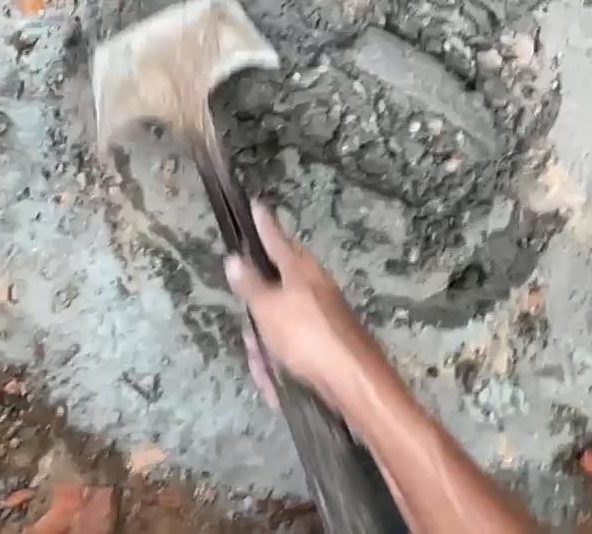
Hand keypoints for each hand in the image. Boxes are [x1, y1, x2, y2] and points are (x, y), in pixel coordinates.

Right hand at [225, 202, 384, 406]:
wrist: (356, 384)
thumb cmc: (307, 336)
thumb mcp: (268, 308)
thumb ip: (250, 284)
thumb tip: (234, 257)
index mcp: (299, 269)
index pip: (275, 238)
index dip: (263, 223)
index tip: (257, 204)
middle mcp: (313, 287)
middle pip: (273, 291)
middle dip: (257, 319)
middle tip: (252, 338)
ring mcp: (322, 316)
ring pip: (280, 327)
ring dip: (266, 350)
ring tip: (265, 370)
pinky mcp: (327, 345)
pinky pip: (293, 351)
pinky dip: (281, 368)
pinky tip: (277, 387)